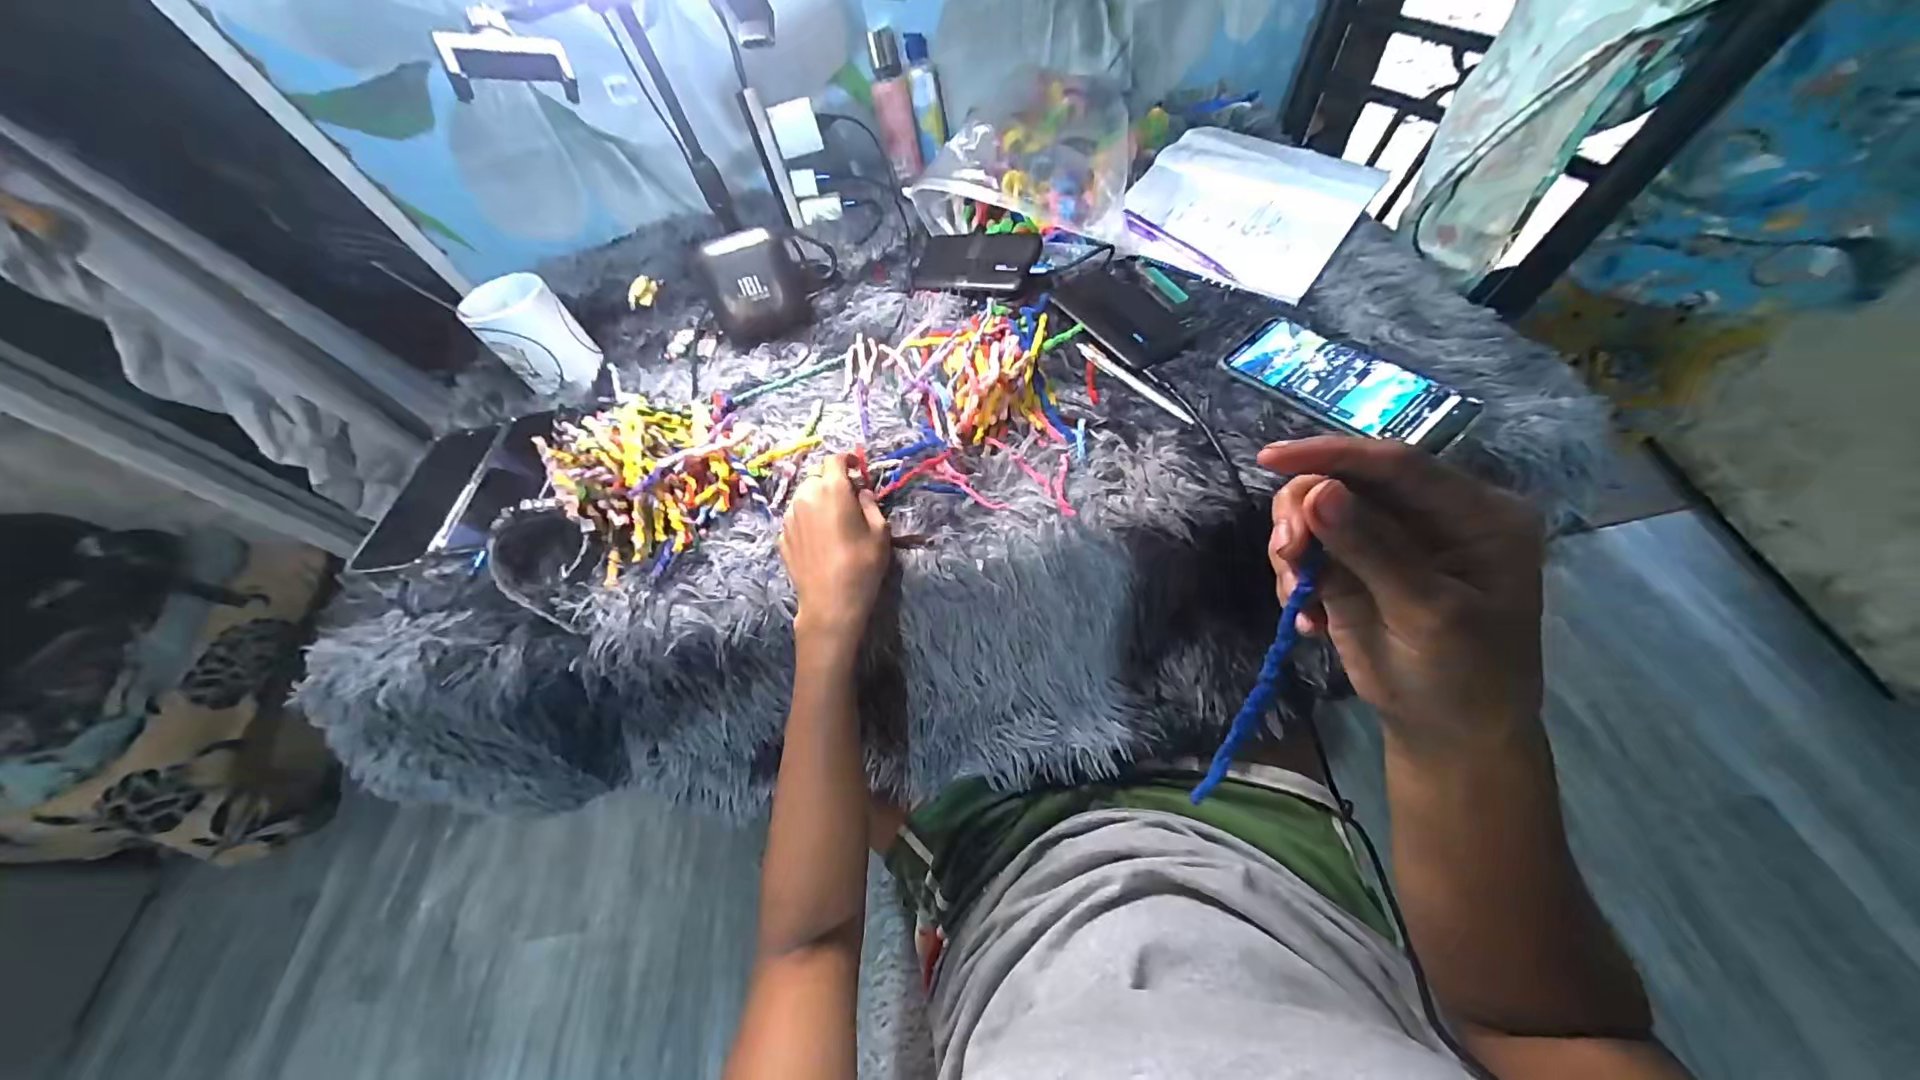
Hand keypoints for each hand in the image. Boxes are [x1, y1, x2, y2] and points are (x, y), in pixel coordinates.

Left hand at [779, 453, 891, 653]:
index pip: (834, 460)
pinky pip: (796, 518)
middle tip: (848, 498)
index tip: (857, 467)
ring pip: (804, 497)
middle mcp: (805, 497)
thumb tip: (860, 492)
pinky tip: (820, 538)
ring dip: (818, 500)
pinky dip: (807, 520)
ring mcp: (789, 517)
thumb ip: (870, 504)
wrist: (830, 602)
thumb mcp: (879, 531)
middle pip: (817, 477)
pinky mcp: (782, 537)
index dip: (847, 460)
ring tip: (834, 520)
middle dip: (832, 482)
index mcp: (831, 490)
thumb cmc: (861, 565)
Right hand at [1257, 437, 1544, 751]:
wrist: (1447, 733)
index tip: (1270, 458)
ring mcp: (1386, 541)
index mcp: (1474, 514)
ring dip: (1293, 548)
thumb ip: (1371, 549)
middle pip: (1346, 482)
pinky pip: (1305, 549)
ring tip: (1297, 595)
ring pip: (1315, 512)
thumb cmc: (1464, 676)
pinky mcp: (1352, 566)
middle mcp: (1428, 517)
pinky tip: (1305, 618)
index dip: (1333, 455)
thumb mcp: (1426, 612)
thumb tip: (1317, 492)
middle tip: (1286, 553)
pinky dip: (1292, 577)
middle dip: (1303, 512)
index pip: (1397, 464)